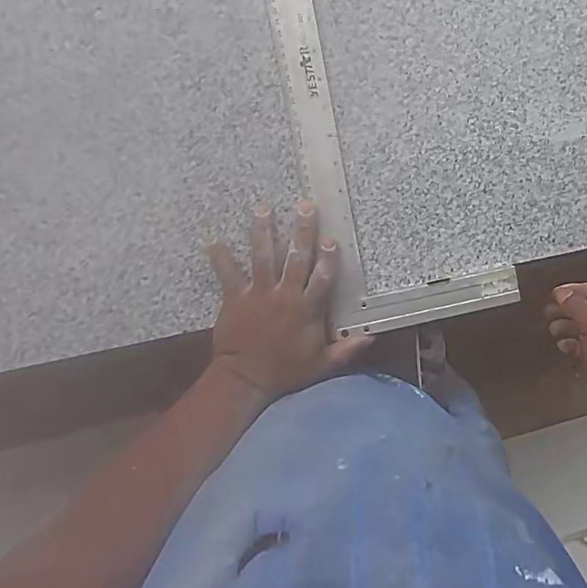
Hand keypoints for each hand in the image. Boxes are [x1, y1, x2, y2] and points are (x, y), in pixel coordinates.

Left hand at [205, 202, 372, 401]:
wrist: (244, 380)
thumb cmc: (286, 371)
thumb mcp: (322, 364)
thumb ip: (347, 349)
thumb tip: (373, 337)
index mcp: (307, 309)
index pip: (322, 278)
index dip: (328, 258)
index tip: (331, 238)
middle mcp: (285, 295)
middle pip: (296, 258)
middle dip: (302, 232)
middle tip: (305, 206)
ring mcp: (259, 294)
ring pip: (263, 257)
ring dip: (263, 232)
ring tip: (263, 208)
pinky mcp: (235, 299)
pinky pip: (227, 274)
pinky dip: (220, 256)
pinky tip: (213, 237)